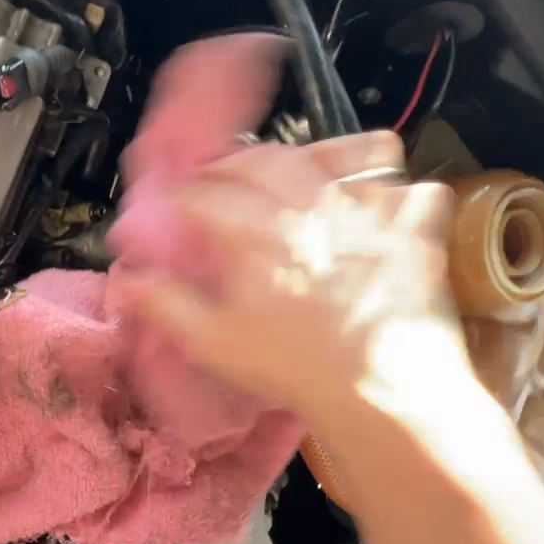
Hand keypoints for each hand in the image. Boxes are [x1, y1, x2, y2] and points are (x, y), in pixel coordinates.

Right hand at [115, 131, 469, 437]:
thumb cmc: (288, 367)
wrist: (381, 391)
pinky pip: (407, 185)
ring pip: (341, 153)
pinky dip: (385, 190)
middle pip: (266, 159)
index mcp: (256, 233)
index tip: (169, 207)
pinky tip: (367, 209)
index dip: (180, 196)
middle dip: (232, 163)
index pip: (205, 194)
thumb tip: (128, 278)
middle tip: (215, 179)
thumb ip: (164, 303)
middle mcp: (312, 208)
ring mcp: (370, 212)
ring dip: (309, 157)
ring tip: (294, 175)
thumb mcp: (209, 342)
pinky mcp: (415, 229)